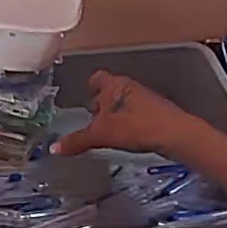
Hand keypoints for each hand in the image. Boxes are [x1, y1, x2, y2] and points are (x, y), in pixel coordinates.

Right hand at [53, 71, 208, 156]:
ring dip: (116, 112)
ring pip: (124, 100)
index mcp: (112, 85)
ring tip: (109, 129)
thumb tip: (53, 149)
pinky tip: (128, 135)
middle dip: (102, 102)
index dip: (90, 87)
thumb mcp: (100, 136)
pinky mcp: (156, 109)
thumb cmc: (133, 127)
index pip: (97, 78)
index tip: (86, 97)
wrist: (173, 133)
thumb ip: (77, 141)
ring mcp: (145, 97)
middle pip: (110, 90)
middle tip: (93, 118)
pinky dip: (129, 119)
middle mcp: (128, 86)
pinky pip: (136, 110)